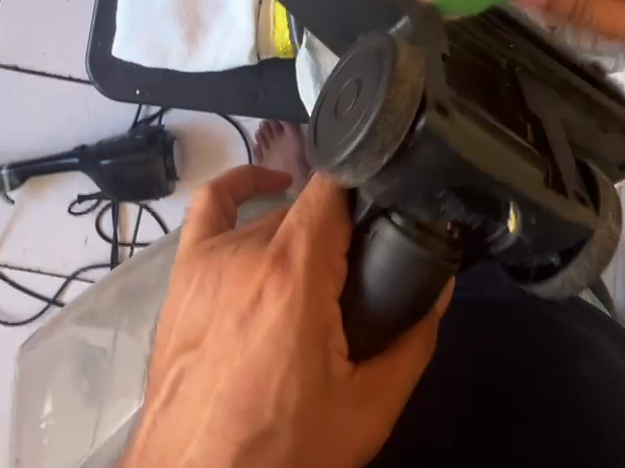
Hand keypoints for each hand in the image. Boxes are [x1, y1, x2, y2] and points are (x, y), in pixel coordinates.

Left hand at [122, 167, 452, 467]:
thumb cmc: (282, 449)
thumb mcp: (367, 408)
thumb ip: (412, 341)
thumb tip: (441, 288)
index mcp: (294, 273)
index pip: (334, 190)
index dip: (365, 191)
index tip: (388, 213)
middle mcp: (248, 251)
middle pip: (308, 213)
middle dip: (340, 238)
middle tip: (358, 283)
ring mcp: (209, 258)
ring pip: (270, 218)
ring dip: (301, 237)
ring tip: (320, 278)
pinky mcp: (184, 272)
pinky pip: (210, 204)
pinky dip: (240, 184)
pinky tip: (268, 185)